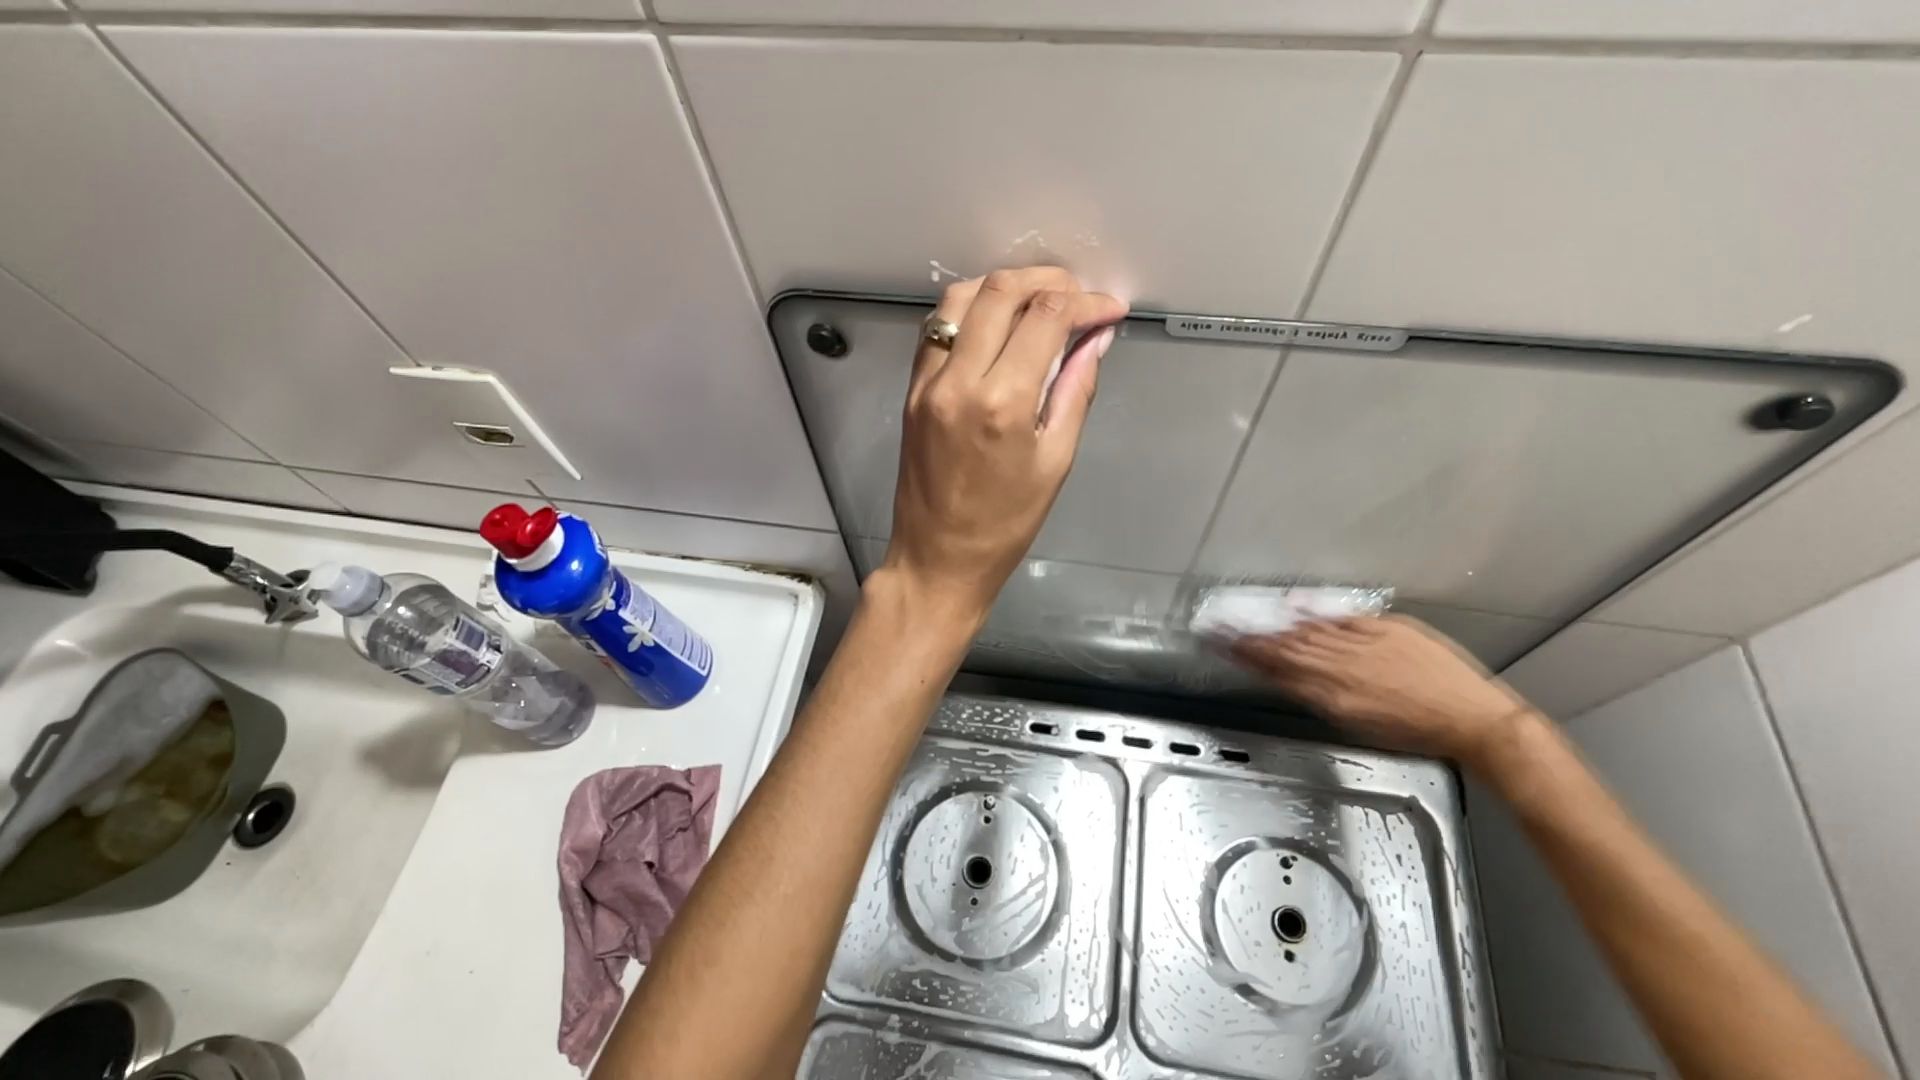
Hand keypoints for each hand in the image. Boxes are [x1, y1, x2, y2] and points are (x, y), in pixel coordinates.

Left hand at [878, 268, 1126, 621]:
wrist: (938, 557)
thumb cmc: (1006, 523)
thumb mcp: (1056, 461)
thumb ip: (1076, 390)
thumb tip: (1096, 339)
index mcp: (1002, 402)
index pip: (1046, 317)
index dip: (1086, 303)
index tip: (1109, 310)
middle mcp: (958, 380)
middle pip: (1001, 291)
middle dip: (1048, 281)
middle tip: (1079, 297)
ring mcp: (927, 382)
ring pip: (960, 297)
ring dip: (1004, 287)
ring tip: (1039, 303)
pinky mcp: (911, 389)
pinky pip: (937, 327)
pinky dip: (970, 310)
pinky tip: (997, 324)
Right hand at [1229, 616, 1532, 767]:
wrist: (1475, 721)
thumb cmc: (1420, 732)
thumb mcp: (1359, 724)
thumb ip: (1322, 697)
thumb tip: (1295, 681)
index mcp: (1333, 692)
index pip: (1276, 667)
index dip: (1243, 653)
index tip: (1219, 642)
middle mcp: (1343, 664)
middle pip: (1284, 645)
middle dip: (1247, 635)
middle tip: (1220, 625)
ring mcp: (1365, 643)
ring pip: (1308, 630)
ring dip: (1273, 623)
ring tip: (1248, 615)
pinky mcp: (1389, 629)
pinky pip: (1341, 617)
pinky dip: (1315, 610)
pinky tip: (1295, 603)